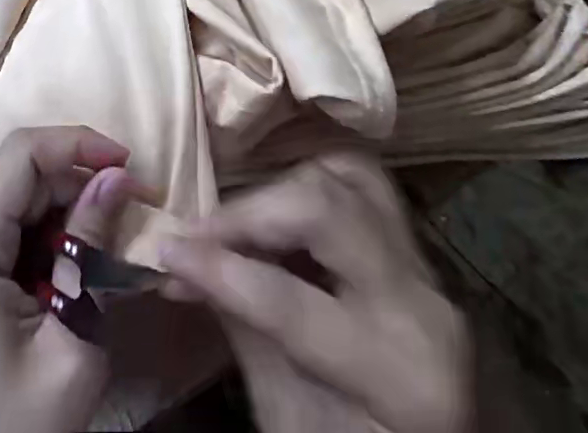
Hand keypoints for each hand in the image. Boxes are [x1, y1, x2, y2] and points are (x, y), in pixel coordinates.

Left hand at [0, 126, 138, 432]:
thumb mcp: (72, 349)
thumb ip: (92, 252)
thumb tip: (117, 178)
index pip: (18, 156)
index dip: (76, 143)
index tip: (130, 164)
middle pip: (17, 177)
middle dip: (78, 181)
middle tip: (135, 209)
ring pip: (14, 200)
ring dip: (66, 210)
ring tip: (111, 244)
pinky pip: (5, 230)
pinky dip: (47, 236)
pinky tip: (76, 267)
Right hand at [159, 155, 470, 432]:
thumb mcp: (284, 410)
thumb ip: (237, 326)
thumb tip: (177, 262)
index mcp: (396, 372)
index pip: (287, 300)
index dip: (216, 269)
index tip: (163, 248)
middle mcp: (422, 304)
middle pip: (322, 208)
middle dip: (246, 213)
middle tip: (197, 234)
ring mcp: (424, 265)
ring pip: (342, 178)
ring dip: (277, 191)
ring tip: (237, 224)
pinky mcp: (414, 244)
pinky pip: (360, 179)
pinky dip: (311, 177)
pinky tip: (278, 203)